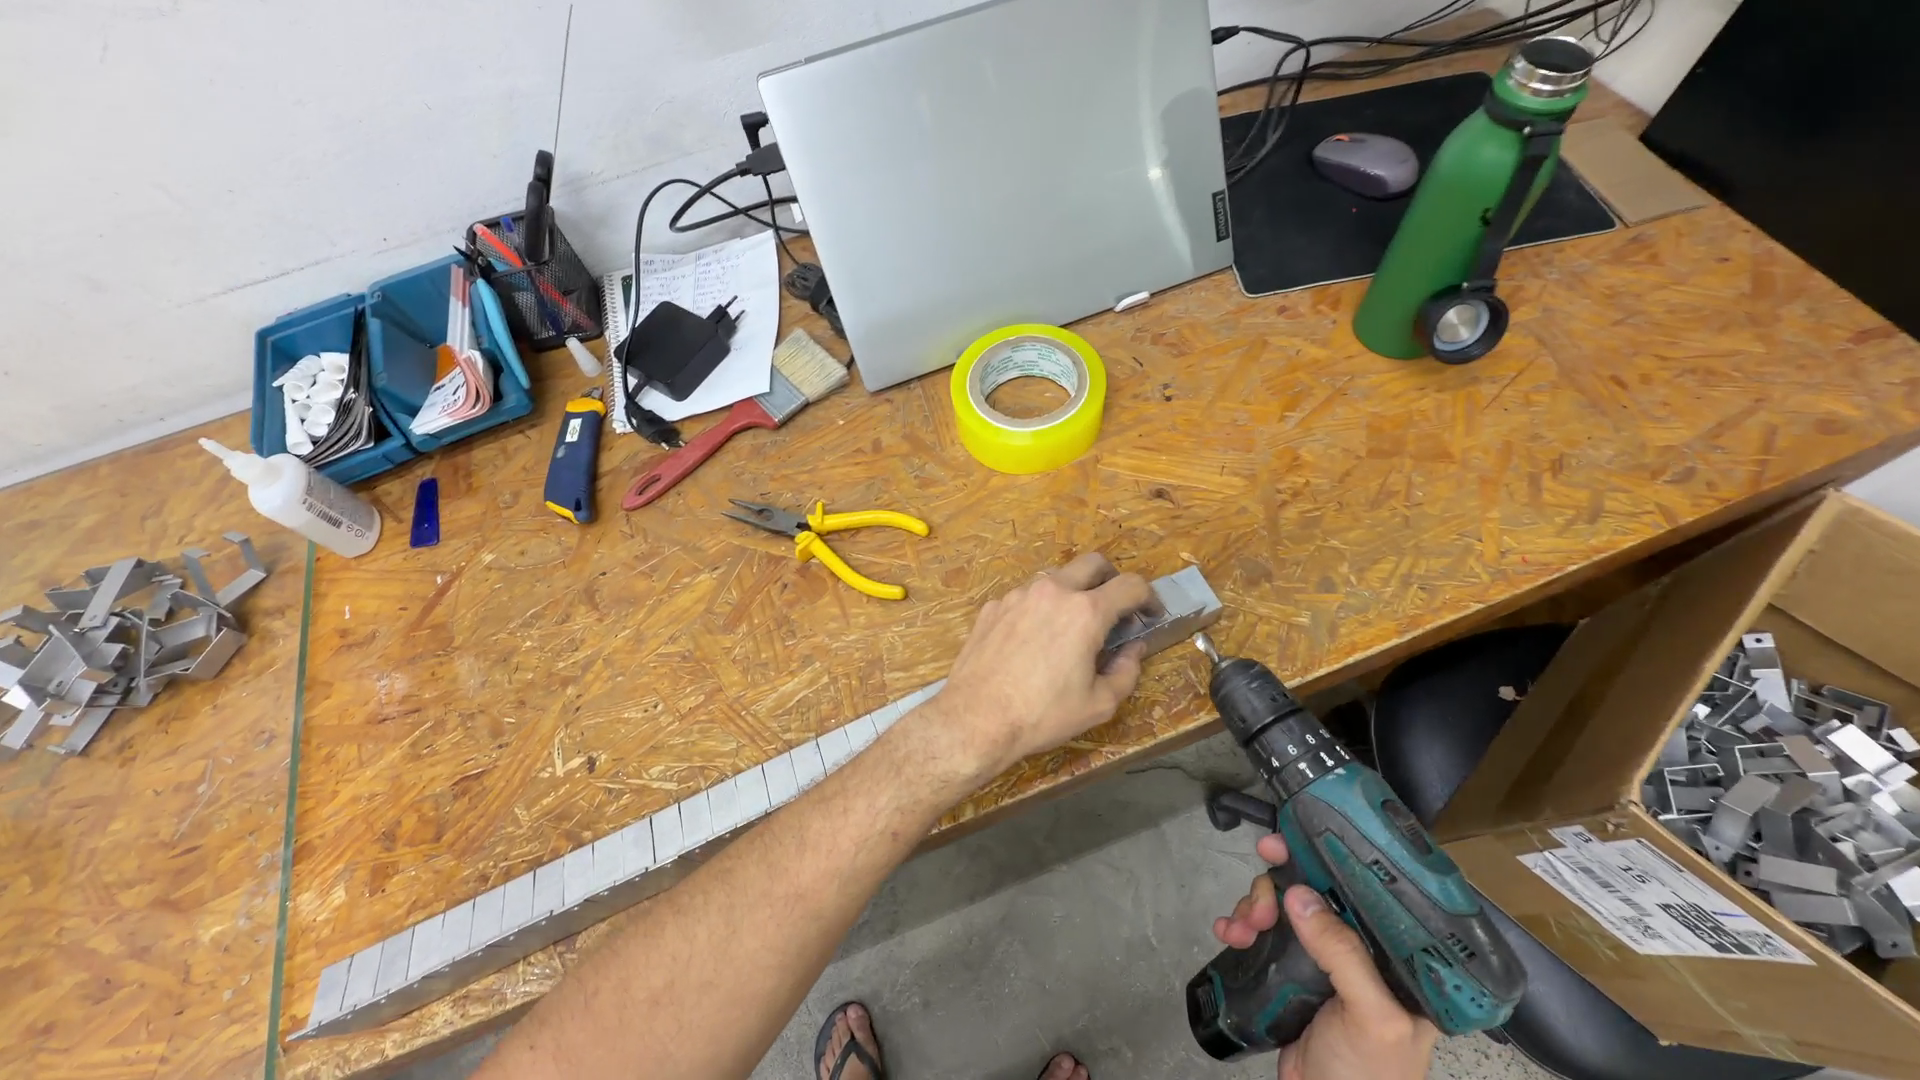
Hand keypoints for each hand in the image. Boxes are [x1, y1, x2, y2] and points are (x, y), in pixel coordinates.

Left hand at [923, 553, 1152, 776]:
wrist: (975, 719)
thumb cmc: (1042, 715)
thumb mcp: (1099, 704)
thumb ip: (1126, 671)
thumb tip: (1133, 649)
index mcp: (1085, 612)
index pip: (1130, 586)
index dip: (1148, 598)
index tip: (1150, 614)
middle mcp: (1052, 592)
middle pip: (1093, 563)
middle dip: (1112, 580)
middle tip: (1116, 608)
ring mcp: (1018, 596)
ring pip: (1055, 577)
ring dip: (1073, 591)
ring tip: (1073, 626)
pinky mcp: (993, 607)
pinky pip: (1025, 597)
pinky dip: (1040, 608)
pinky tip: (1035, 639)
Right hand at [1213, 835, 1438, 1079]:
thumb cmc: (1370, 1073)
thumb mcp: (1372, 1017)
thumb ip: (1343, 955)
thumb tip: (1298, 894)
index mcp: (1394, 954)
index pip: (1364, 891)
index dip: (1327, 860)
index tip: (1289, 839)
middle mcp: (1360, 949)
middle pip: (1314, 892)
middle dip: (1277, 887)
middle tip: (1257, 905)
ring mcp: (1321, 961)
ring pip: (1282, 908)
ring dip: (1253, 908)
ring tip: (1239, 930)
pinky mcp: (1289, 974)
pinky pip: (1262, 935)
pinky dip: (1240, 927)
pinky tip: (1226, 932)